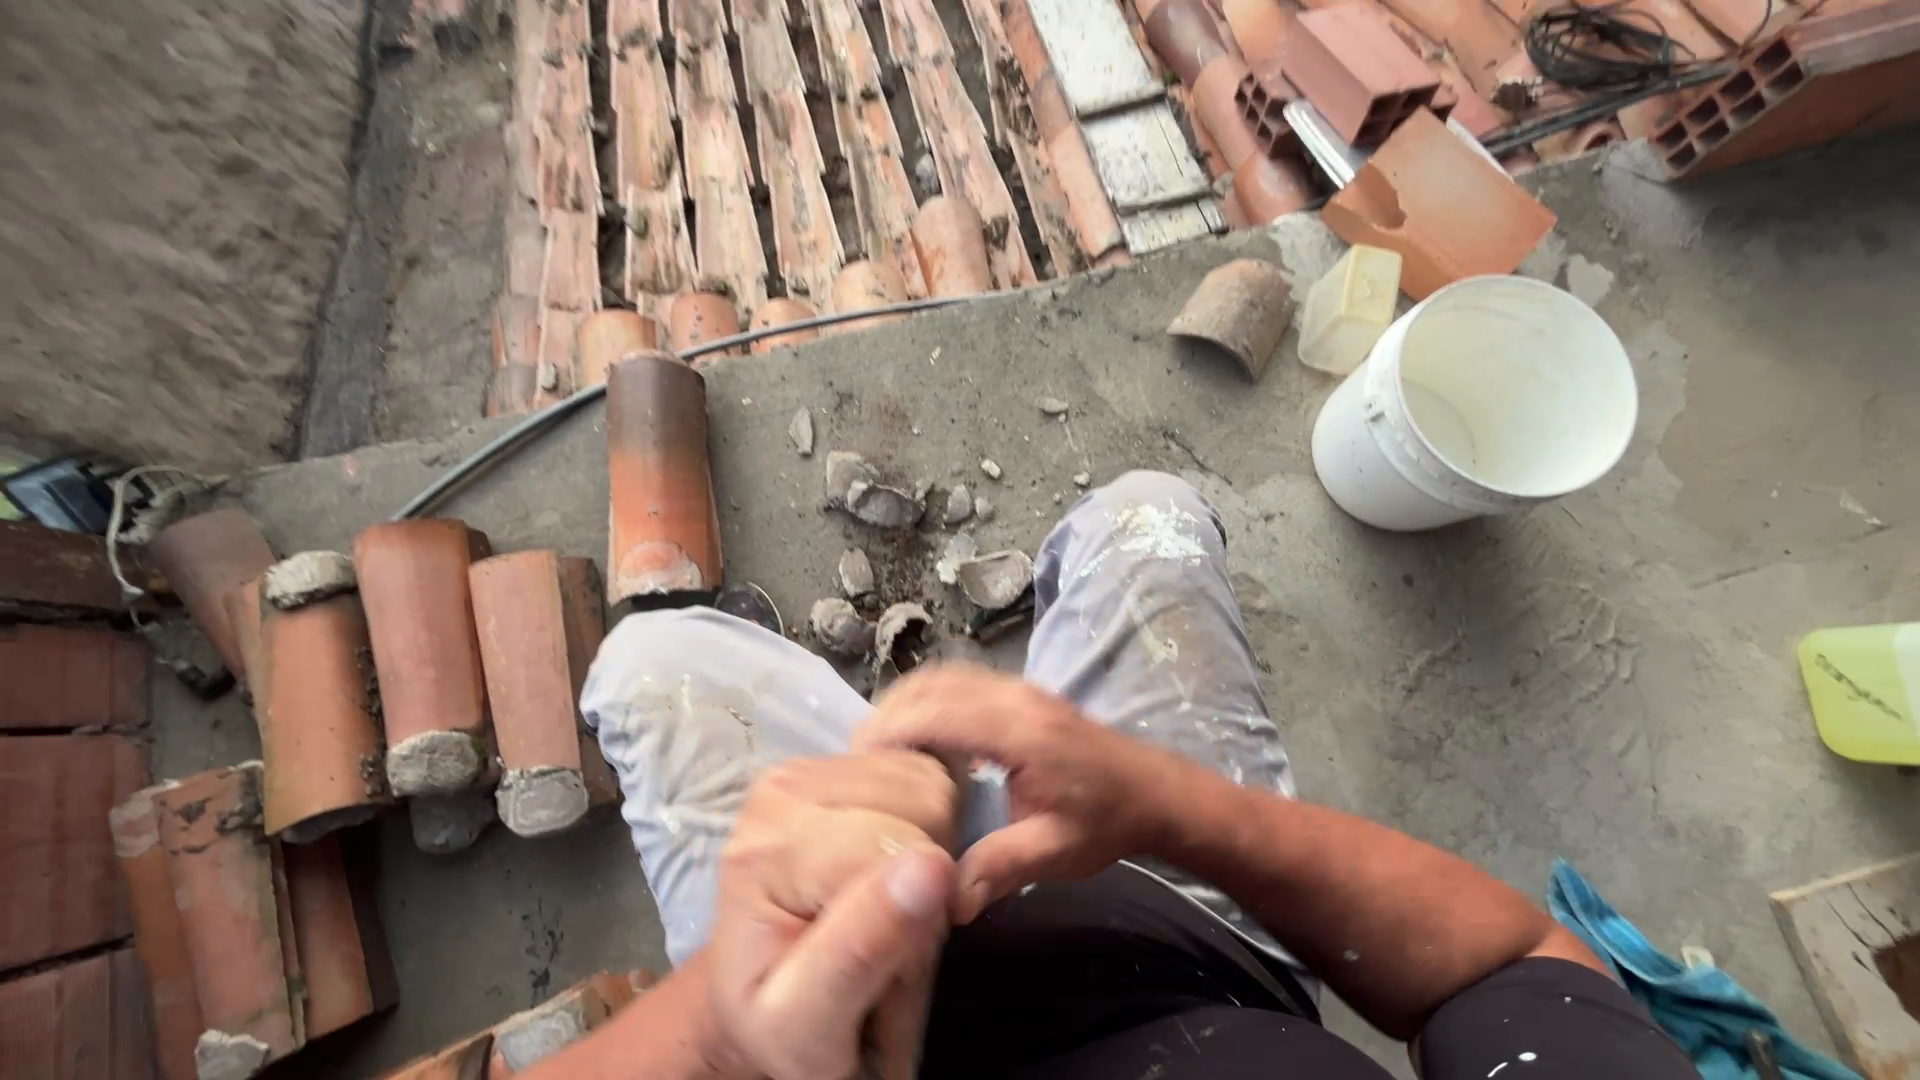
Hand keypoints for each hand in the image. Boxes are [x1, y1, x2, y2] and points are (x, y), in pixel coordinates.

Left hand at [708, 751, 959, 1079]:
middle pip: (920, 804)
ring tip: (891, 905)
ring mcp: (812, 768)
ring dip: (932, 850)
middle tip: (893, 937)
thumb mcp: (809, 1026)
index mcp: (764, 847)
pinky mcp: (845, 763)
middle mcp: (781, 789)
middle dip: (929, 877)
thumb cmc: (785, 1027)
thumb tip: (930, 866)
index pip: (898, 847)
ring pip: (932, 786)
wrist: (767, 1001)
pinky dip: (930, 824)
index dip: (920, 912)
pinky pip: (928, 776)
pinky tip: (894, 865)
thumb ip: (861, 950)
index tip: (892, 964)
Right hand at [854, 666, 1199, 922]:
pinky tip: (919, 738)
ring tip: (881, 752)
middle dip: (888, 717)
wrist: (1155, 792)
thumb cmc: (1106, 821)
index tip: (857, 766)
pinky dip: (927, 699)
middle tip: (860, 765)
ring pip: (943, 676)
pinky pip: (958, 680)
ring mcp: (1018, 687)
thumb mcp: (1055, 852)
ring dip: (905, 704)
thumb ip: (998, 869)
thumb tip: (943, 901)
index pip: (937, 714)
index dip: (890, 733)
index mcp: (1020, 730)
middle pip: (931, 686)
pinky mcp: (1019, 691)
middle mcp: (1014, 696)